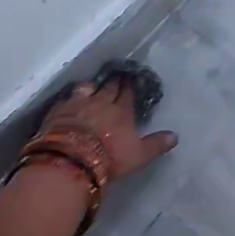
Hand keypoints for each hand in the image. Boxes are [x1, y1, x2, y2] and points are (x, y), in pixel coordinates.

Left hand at [36, 76, 177, 180]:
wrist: (72, 158)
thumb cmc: (110, 157)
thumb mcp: (139, 155)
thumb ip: (156, 144)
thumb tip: (174, 136)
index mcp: (122, 110)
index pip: (128, 93)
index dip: (130, 86)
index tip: (131, 80)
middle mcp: (101, 101)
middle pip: (109, 87)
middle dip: (113, 82)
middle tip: (116, 77)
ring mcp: (78, 102)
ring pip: (87, 87)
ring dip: (91, 86)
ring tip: (93, 86)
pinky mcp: (59, 108)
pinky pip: (67, 97)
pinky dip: (71, 97)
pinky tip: (70, 99)